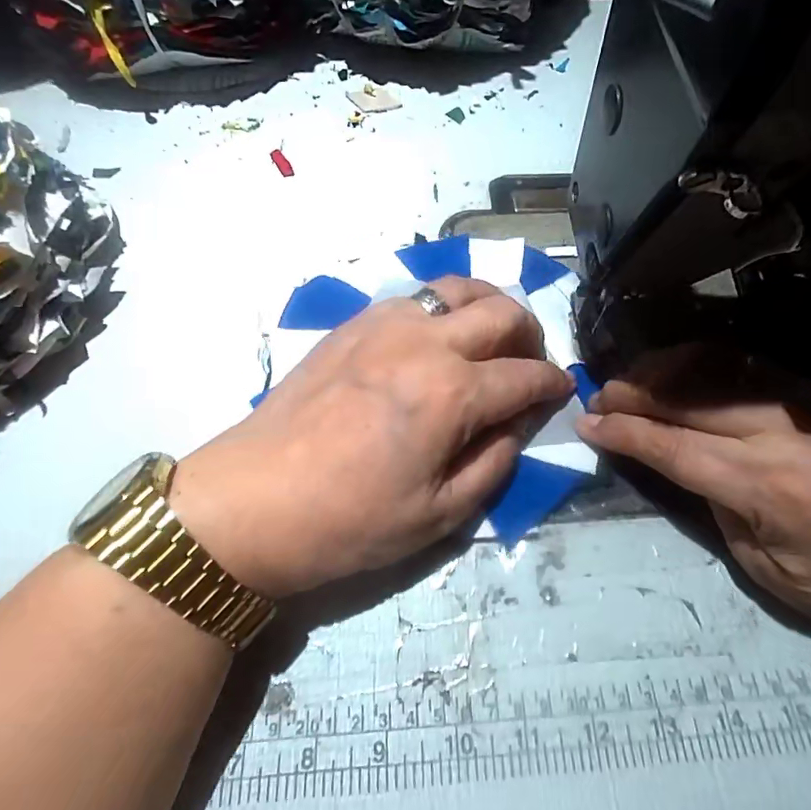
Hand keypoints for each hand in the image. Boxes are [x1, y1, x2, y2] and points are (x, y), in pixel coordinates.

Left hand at [172, 277, 572, 597]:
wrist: (247, 504)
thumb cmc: (348, 521)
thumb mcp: (440, 513)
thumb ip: (495, 461)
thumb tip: (520, 423)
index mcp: (454, 393)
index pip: (528, 375)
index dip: (554, 383)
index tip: (563, 390)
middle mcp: (427, 343)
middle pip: (504, 313)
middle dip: (532, 335)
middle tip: (531, 362)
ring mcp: (386, 324)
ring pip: (461, 288)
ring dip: (491, 307)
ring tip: (492, 337)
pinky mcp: (354, 323)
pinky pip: (417, 295)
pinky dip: (445, 308)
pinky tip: (438, 338)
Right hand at [576, 349, 810, 670]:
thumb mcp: (775, 574)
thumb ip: (723, 510)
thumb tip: (686, 466)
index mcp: (773, 487)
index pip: (678, 446)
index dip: (626, 432)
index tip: (587, 421)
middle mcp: (788, 431)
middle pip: (694, 396)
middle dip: (638, 391)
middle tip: (600, 393)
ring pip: (723, 368)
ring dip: (671, 367)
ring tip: (635, 377)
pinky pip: (754, 370)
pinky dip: (710, 366)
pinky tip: (689, 373)